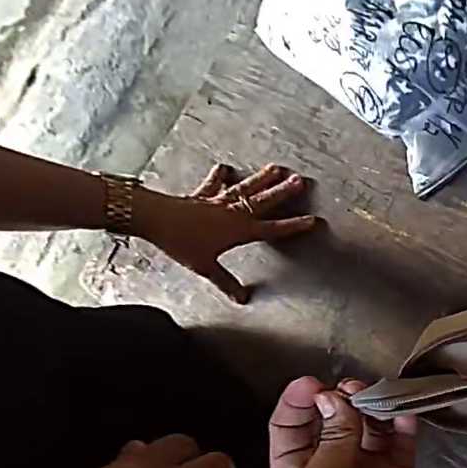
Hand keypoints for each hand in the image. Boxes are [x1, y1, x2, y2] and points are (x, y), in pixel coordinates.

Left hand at [130, 163, 322, 303]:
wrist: (153, 217)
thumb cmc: (181, 242)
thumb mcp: (206, 267)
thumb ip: (226, 282)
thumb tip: (242, 299)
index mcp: (239, 231)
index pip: (274, 229)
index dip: (294, 226)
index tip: (313, 220)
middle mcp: (233, 213)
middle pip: (264, 201)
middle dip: (283, 192)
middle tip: (300, 180)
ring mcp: (218, 201)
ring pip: (246, 188)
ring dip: (262, 178)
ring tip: (277, 168)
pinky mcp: (201, 196)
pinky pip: (214, 185)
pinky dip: (220, 176)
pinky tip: (226, 168)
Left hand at [267, 377, 423, 467]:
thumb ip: (331, 440)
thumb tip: (336, 398)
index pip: (291, 423)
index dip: (299, 399)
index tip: (311, 383)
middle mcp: (330, 465)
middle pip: (333, 416)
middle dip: (340, 399)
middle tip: (350, 392)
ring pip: (369, 423)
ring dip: (372, 406)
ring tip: (377, 398)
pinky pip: (400, 439)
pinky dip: (402, 421)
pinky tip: (402, 412)